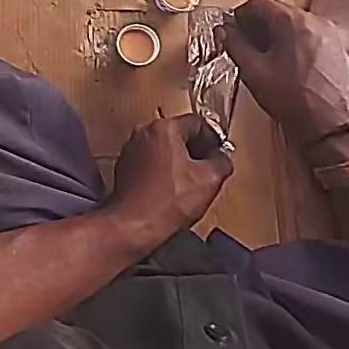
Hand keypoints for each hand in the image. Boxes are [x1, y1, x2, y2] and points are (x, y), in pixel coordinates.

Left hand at [106, 114, 233, 250]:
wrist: (134, 225)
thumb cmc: (167, 203)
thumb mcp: (209, 181)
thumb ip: (222, 162)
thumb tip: (223, 158)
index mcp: (164, 128)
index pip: (197, 122)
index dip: (214, 137)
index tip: (220, 152)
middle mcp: (144, 133)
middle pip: (178, 132)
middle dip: (196, 149)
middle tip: (209, 167)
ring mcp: (132, 149)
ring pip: (163, 147)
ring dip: (179, 160)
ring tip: (191, 182)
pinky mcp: (125, 166)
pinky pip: (150, 160)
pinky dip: (163, 170)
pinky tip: (171, 189)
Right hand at [219, 0, 348, 145]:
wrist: (331, 127)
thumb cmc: (293, 100)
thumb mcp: (254, 71)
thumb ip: (235, 45)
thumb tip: (224, 30)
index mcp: (292, 21)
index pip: (258, 4)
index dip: (240, 15)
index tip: (232, 29)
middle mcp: (314, 21)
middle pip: (278, 10)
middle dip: (258, 23)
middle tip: (244, 42)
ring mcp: (329, 35)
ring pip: (294, 23)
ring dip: (276, 33)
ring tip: (264, 55)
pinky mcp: (337, 49)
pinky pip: (310, 35)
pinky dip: (294, 41)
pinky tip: (286, 63)